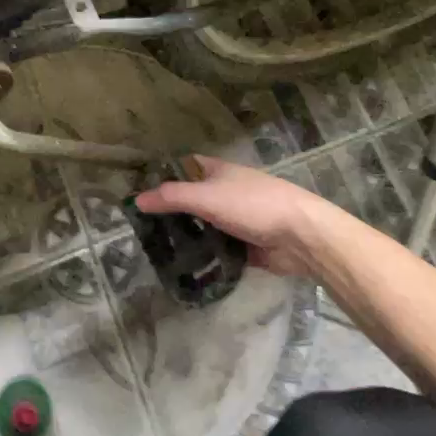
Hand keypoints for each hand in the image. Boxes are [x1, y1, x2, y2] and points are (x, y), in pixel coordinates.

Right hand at [135, 154, 334, 276]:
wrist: (300, 236)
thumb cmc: (253, 205)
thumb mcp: (207, 197)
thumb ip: (172, 197)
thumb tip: (136, 199)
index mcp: (217, 171)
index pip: (183, 167)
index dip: (162, 176)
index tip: (137, 192)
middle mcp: (224, 192)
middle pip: (191, 200)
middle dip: (170, 213)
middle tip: (141, 229)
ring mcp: (235, 220)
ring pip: (203, 227)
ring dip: (186, 237)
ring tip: (155, 251)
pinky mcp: (244, 246)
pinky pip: (217, 250)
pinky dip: (204, 257)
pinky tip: (183, 268)